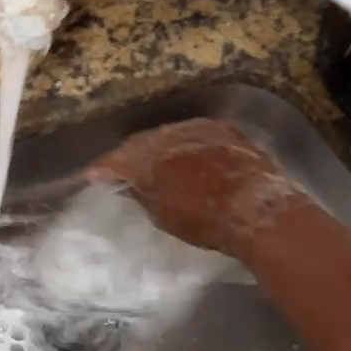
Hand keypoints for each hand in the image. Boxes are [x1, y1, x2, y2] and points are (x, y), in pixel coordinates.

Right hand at [86, 119, 307, 254]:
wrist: (259, 211)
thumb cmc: (205, 221)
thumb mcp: (163, 215)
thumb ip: (142, 195)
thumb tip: (130, 185)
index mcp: (147, 158)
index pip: (115, 159)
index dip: (101, 168)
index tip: (90, 176)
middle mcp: (169, 135)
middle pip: (140, 142)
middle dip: (129, 155)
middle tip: (121, 169)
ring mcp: (199, 129)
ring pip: (168, 134)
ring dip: (158, 147)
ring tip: (153, 162)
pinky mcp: (225, 131)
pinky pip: (195, 134)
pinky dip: (185, 144)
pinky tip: (185, 154)